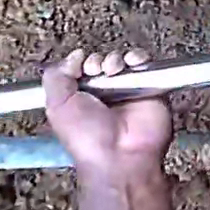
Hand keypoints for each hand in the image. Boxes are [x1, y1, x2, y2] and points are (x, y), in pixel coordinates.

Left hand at [43, 47, 173, 181]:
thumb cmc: (87, 138)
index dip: (80, 64)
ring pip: (125, 61)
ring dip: (118, 58)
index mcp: (82, 98)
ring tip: (114, 70)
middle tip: (97, 71)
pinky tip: (133, 64)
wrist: (121, 154)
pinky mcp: (152, 89)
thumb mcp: (57, 106)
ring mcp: (130, 91)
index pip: (82, 69)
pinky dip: (140, 59)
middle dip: (99, 60)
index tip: (81, 71)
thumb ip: (57, 77)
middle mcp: (107, 94)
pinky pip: (148, 66)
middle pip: (104, 62)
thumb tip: (75, 55)